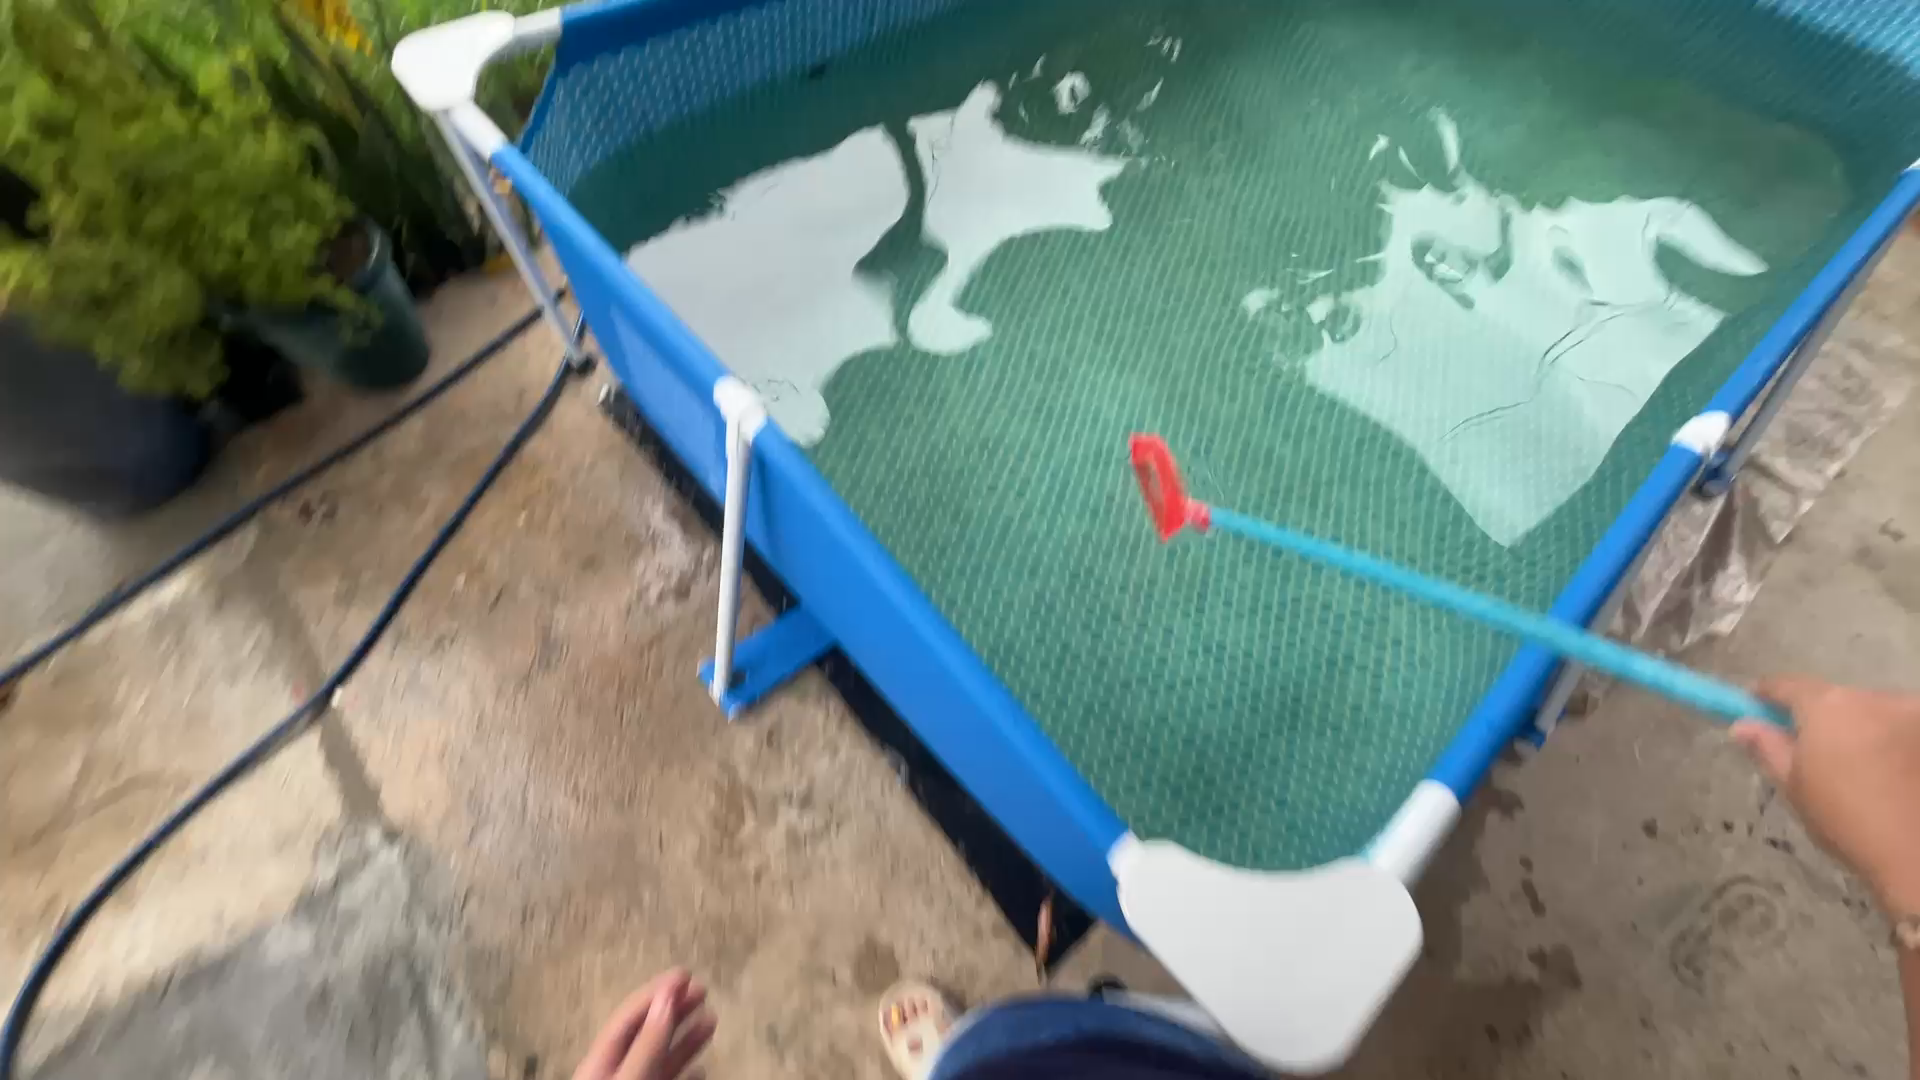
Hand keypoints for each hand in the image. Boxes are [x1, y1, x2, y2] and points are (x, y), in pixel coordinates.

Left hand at [572, 969, 717, 1079]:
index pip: (629, 1014)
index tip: (687, 971)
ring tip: (712, 1019)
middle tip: (704, 988)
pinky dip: (685, 1068)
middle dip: (675, 1007)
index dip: (657, 989)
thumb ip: (647, 1040)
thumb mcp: (630, 1076)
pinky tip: (701, 1068)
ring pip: (659, 1056)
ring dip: (686, 1036)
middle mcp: (613, 1069)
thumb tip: (668, 994)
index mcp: (599, 1059)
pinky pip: (666, 1079)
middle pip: (645, 1031)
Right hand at [1734, 678, 1919, 916]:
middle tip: (1814, 752)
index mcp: (1831, 706)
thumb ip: (1767, 747)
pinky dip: (1897, 746)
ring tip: (1862, 770)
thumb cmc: (1849, 820)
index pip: (1785, 685)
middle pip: (1839, 699)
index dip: (1764, 697)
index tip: (1753, 711)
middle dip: (1823, 718)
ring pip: (1880, 714)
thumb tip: (1745, 726)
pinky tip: (1895, 777)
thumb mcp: (1793, 785)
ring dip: (1865, 730)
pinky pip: (1907, 733)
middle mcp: (1881, 702)